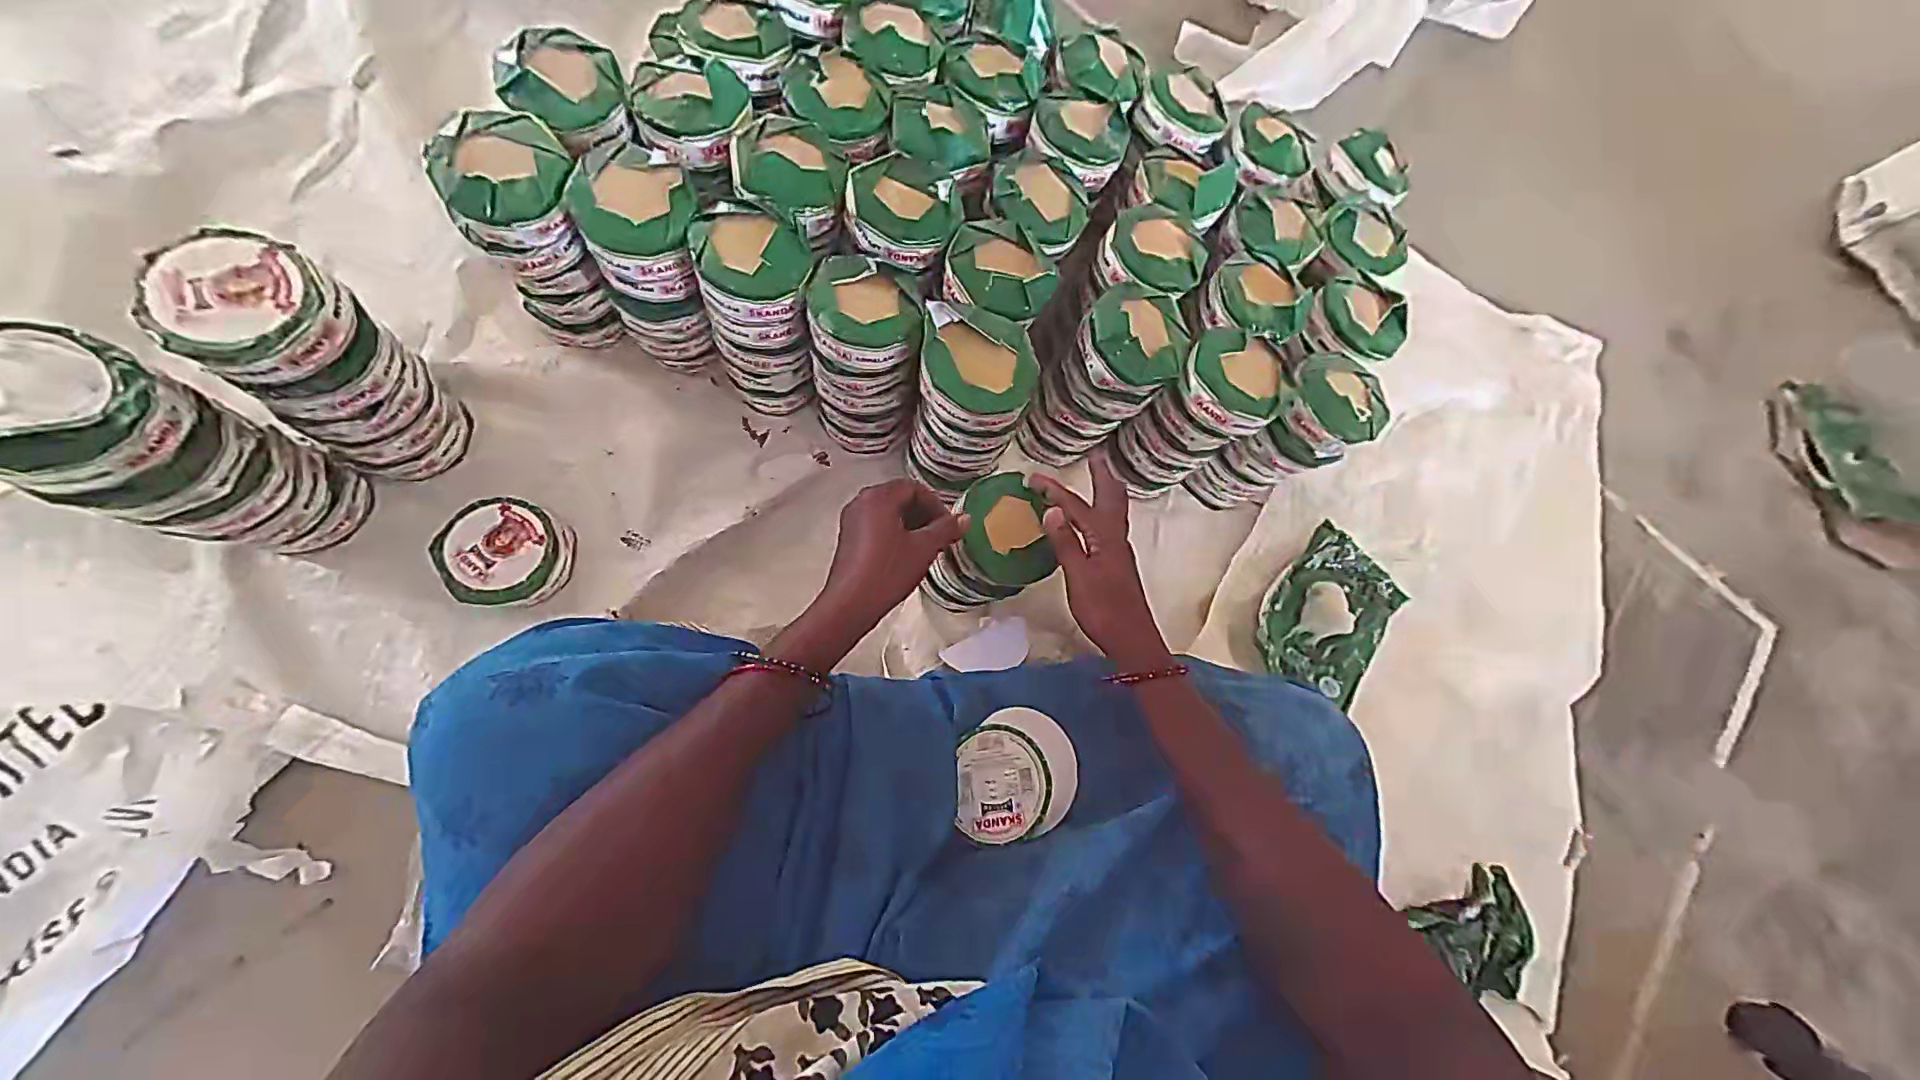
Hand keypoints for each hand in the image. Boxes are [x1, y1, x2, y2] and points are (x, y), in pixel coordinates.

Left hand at [785, 480, 966, 667]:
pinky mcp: (849, 539)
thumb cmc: (886, 573)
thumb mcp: (924, 549)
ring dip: (911, 524)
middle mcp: (861, 503)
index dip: (936, 504)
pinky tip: (907, 554)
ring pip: (888, 512)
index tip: (949, 523)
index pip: (914, 488)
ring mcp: (852, 521)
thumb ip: (946, 529)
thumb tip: (963, 519)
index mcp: (879, 498)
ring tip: (927, 545)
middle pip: (900, 497)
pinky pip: (876, 526)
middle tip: (941, 533)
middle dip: (924, 514)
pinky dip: (895, 533)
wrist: (851, 604)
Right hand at [1030, 455, 1175, 670]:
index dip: (1055, 491)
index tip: (1033, 478)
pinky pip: (1111, 524)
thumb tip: (1052, 511)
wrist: (1132, 638)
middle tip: (1095, 455)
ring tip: (1101, 475)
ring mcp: (1119, 550)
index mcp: (1105, 537)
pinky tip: (1096, 518)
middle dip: (1102, 475)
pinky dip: (1103, 509)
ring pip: (1115, 510)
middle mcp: (1116, 538)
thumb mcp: (1079, 576)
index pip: (1076, 506)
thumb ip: (1066, 544)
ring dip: (1107, 489)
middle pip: (1110, 498)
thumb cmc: (1103, 609)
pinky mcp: (1117, 562)